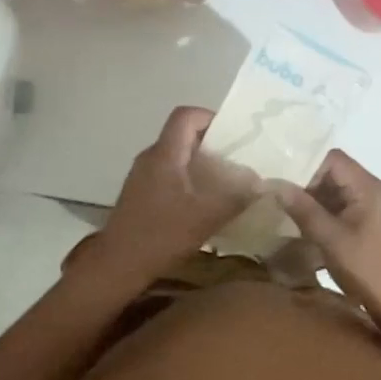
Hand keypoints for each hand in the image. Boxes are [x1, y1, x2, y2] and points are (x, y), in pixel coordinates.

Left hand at [75, 107, 258, 287]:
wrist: (119, 264)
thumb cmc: (162, 235)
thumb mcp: (207, 216)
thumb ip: (237, 195)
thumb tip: (261, 182)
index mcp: (164, 154)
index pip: (186, 116)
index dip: (211, 118)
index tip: (234, 136)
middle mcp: (150, 158)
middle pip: (182, 136)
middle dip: (212, 145)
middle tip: (238, 163)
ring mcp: (141, 176)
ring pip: (176, 157)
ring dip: (201, 165)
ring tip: (226, 184)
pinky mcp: (139, 194)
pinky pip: (168, 175)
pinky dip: (188, 180)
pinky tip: (203, 204)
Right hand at [274, 149, 380, 313]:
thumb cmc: (364, 266)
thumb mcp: (329, 237)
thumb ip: (302, 208)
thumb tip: (274, 184)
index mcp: (368, 187)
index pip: (334, 159)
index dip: (308, 168)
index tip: (288, 187)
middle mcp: (372, 190)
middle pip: (334, 172)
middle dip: (308, 185)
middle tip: (284, 201)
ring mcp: (371, 205)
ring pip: (335, 189)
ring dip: (314, 200)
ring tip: (290, 214)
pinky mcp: (367, 220)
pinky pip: (340, 205)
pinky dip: (323, 212)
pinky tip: (306, 226)